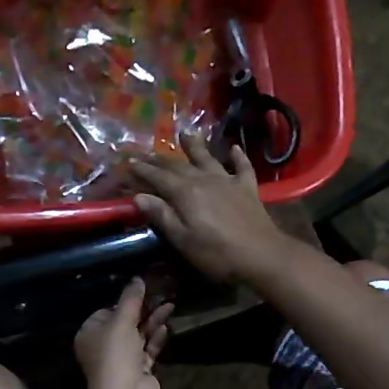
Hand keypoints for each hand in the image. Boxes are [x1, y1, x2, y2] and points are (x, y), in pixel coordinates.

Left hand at [73, 277, 171, 388]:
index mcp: (91, 333)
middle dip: (144, 310)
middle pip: (125, 322)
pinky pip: (148, 349)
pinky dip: (156, 338)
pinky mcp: (139, 369)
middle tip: (161, 295)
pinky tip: (166, 326)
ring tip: (170, 305)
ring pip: (139, 335)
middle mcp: (104, 345)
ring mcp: (122, 359)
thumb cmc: (115, 354)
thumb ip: (130, 299)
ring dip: (153, 321)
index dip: (124, 302)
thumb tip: (137, 279)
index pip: (107, 311)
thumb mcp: (121, 321)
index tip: (141, 292)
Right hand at [130, 133, 292, 284]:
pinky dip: (237, 156)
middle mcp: (204, 179)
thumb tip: (140, 196)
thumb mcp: (183, 240)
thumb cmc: (216, 253)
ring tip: (186, 133)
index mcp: (185, 193)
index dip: (142, 171)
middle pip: (178, 166)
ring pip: (208, 158)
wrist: (260, 254)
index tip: (128, 164)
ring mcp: (228, 181)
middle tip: (147, 153)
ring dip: (196, 146)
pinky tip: (234, 148)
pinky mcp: (248, 189)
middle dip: (160, 159)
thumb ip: (163, 216)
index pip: (158, 177)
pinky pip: (242, 167)